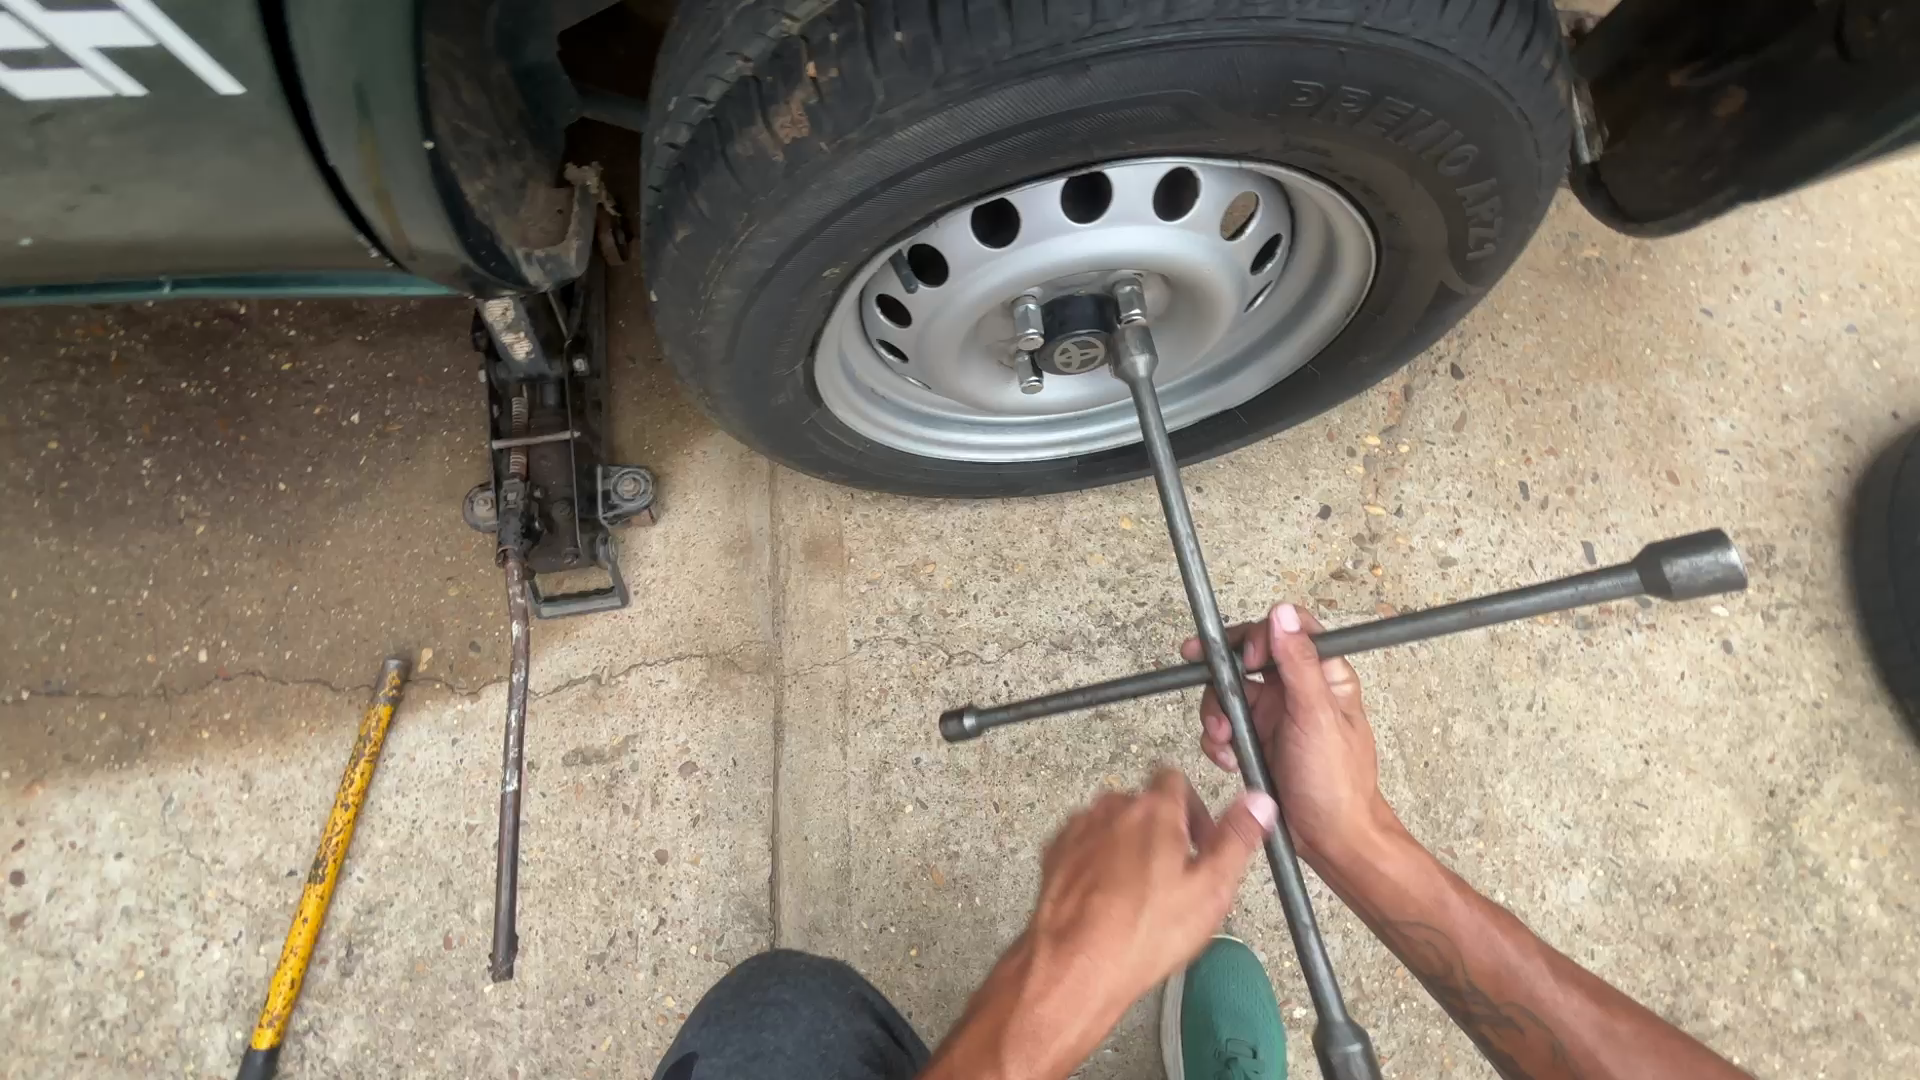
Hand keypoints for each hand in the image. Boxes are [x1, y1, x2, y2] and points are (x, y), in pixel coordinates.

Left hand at [923, 770, 1275, 1079]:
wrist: (1077, 960)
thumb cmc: (1143, 930)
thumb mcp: (1211, 889)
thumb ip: (1236, 838)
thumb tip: (1258, 801)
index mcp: (1153, 808)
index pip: (1176, 779)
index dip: (1194, 809)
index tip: (1200, 841)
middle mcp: (1112, 806)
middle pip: (1144, 803)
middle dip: (1163, 830)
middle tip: (1176, 876)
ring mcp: (1080, 826)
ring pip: (1113, 823)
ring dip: (1129, 844)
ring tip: (1141, 892)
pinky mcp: (1056, 849)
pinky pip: (1086, 842)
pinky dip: (1099, 859)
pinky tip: (1109, 896)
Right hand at [1182, 603, 1400, 873]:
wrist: (1330, 839)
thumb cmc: (1338, 783)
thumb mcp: (1317, 716)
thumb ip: (1298, 663)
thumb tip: (1282, 614)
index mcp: (1322, 676)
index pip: (1286, 630)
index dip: (1259, 635)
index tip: (1247, 659)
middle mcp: (1295, 690)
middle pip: (1245, 656)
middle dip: (1222, 672)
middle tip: (1195, 663)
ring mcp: (1272, 714)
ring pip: (1227, 690)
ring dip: (1216, 712)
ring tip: (1223, 737)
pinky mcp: (1254, 738)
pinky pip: (1221, 723)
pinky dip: (1217, 738)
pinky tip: (1228, 757)